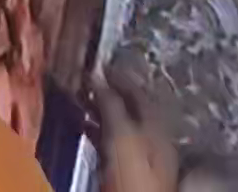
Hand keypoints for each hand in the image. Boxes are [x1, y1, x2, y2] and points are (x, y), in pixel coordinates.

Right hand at [92, 65, 177, 191]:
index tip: (97, 63)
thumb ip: (110, 101)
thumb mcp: (120, 132)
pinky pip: (110, 139)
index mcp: (157, 126)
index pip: (137, 90)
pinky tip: (84, 126)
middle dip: (105, 91)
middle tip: (85, 80)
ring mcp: (141, 155)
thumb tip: (96, 75)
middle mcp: (152, 138)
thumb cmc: (133, 173)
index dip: (117, 75)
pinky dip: (96, 128)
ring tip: (80, 99)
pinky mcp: (127, 170)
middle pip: (128, 106)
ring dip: (98, 109)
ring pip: (118, 122)